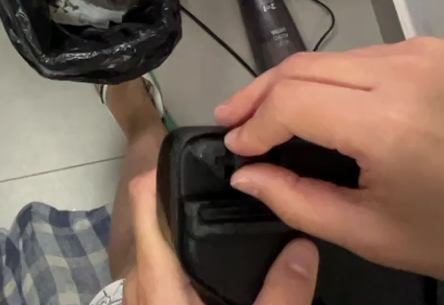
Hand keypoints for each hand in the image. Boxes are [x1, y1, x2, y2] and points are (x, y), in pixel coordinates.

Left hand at [122, 170, 319, 304]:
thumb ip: (280, 295)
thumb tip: (304, 246)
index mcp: (158, 282)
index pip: (144, 206)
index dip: (160, 173)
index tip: (191, 153)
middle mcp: (139, 290)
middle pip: (145, 230)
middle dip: (172, 205)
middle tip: (217, 189)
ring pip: (148, 261)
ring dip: (171, 241)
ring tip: (213, 227)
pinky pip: (152, 288)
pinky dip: (173, 272)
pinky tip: (205, 279)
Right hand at [214, 38, 443, 294]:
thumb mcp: (370, 233)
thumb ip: (296, 199)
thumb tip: (244, 173)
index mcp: (390, 125)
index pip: (293, 102)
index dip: (254, 122)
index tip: (234, 145)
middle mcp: (401, 73)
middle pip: (302, 67)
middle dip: (260, 93)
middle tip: (232, 119)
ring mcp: (417, 51)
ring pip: (327, 58)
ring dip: (292, 83)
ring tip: (267, 114)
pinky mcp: (428, 46)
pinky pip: (358, 57)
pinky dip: (332, 79)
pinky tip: (324, 106)